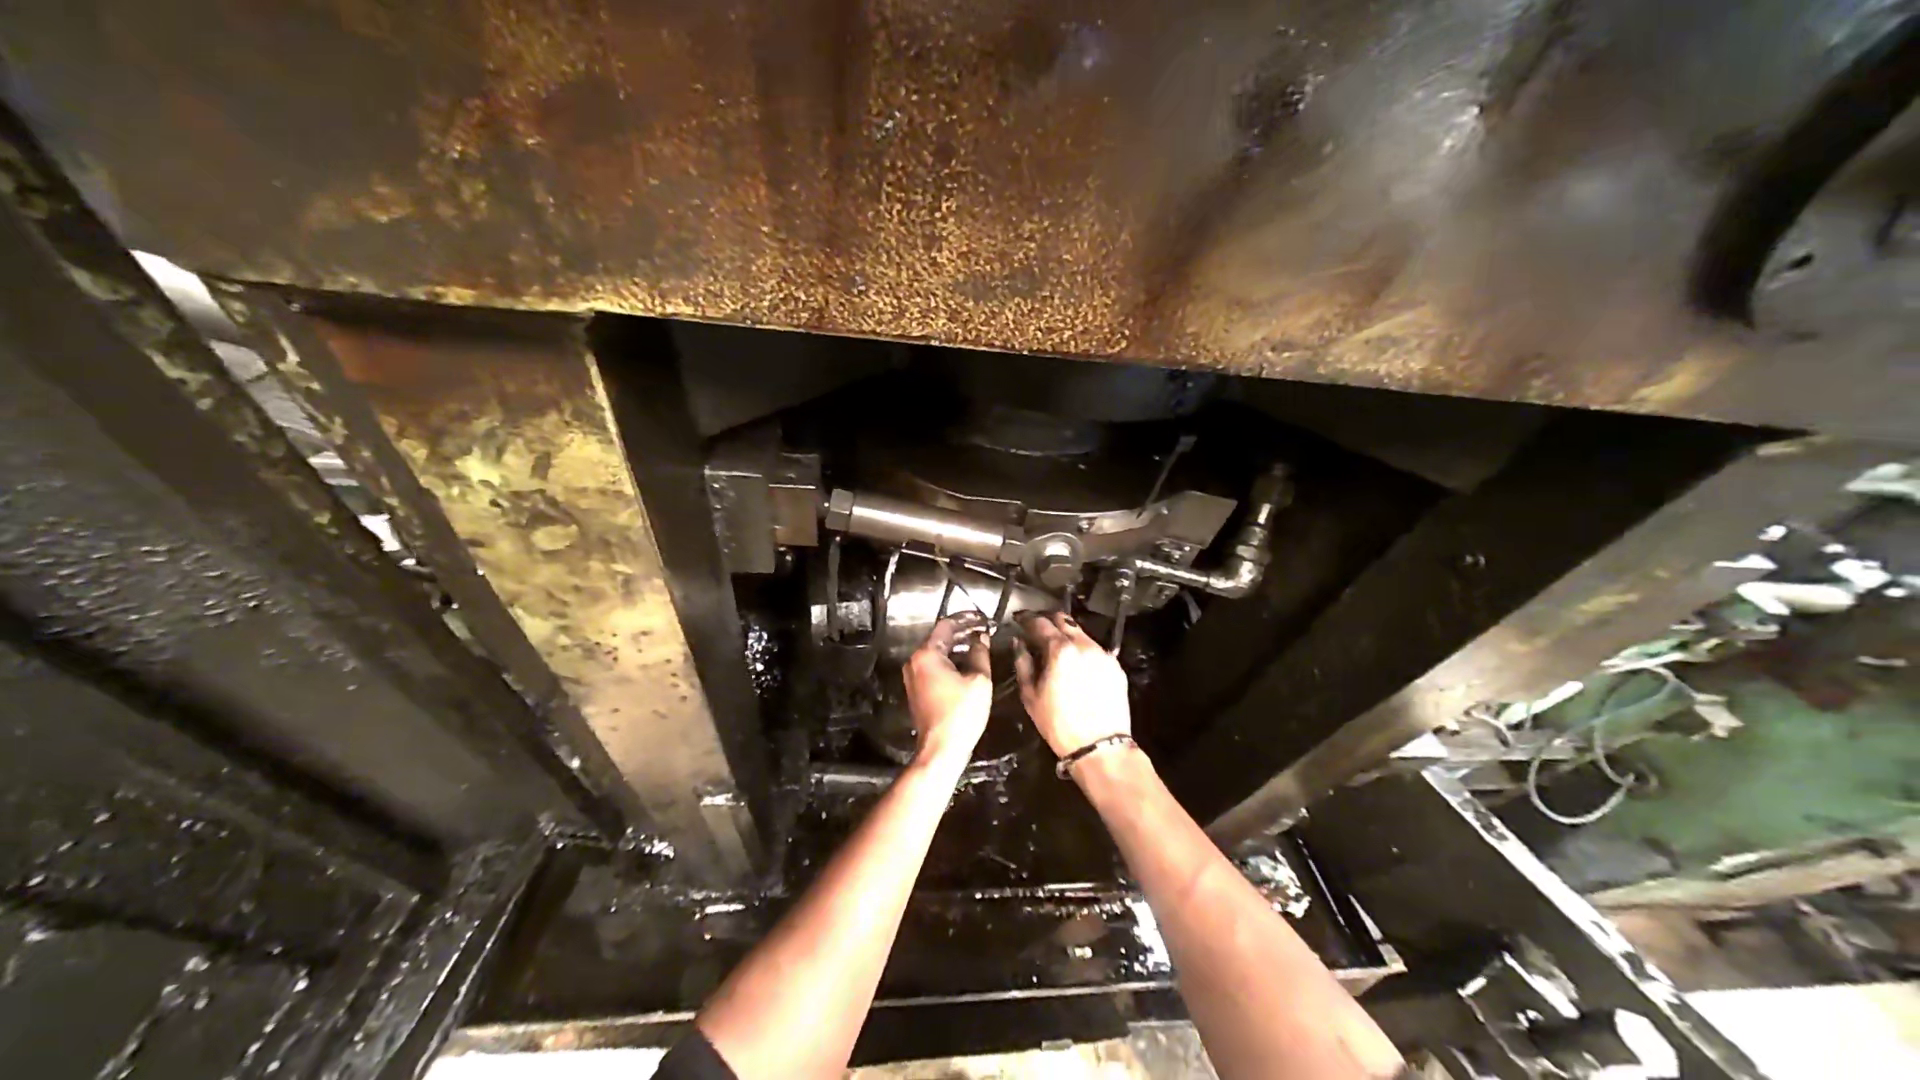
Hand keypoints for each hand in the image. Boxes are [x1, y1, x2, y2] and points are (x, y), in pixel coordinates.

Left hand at [903, 613, 992, 769]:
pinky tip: (966, 664)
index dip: (966, 619)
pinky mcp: (916, 690)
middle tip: (983, 630)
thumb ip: (980, 653)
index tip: (982, 618)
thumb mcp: (979, 680)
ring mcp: (912, 676)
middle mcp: (914, 661)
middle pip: (939, 638)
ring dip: (956, 648)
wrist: (941, 748)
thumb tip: (981, 637)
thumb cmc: (961, 713)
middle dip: (962, 633)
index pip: (946, 625)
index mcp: (927, 654)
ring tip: (978, 645)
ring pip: (936, 653)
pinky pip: (933, 667)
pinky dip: (949, 662)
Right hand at [1013, 612, 1131, 757]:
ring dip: (1065, 634)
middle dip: (1047, 620)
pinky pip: (1094, 649)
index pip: (1040, 622)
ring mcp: (1103, 654)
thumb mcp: (1030, 696)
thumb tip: (1019, 643)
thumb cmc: (1059, 725)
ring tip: (1054, 647)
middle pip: (1064, 619)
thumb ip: (1023, 663)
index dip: (1026, 618)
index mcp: (1060, 650)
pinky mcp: (1115, 667)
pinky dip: (1081, 650)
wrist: (1100, 747)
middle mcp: (1084, 646)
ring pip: (1081, 633)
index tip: (1019, 620)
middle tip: (1036, 627)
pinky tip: (1075, 664)